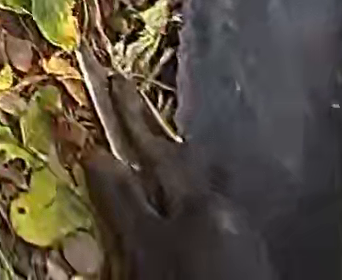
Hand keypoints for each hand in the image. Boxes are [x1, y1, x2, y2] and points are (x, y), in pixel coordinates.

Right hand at [85, 78, 273, 279]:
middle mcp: (225, 208)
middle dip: (156, 139)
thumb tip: (96, 152)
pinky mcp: (245, 259)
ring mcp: (239, 236)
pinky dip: (186, 201)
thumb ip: (122, 197)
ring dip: (174, 172)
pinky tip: (178, 210)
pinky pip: (209, 213)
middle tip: (131, 108)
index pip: (156, 148)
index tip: (115, 81)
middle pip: (185, 163)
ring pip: (200, 189)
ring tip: (151, 158)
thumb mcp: (145, 246)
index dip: (131, 115)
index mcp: (201, 199)